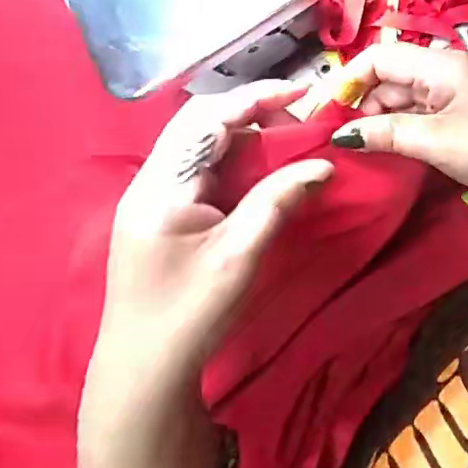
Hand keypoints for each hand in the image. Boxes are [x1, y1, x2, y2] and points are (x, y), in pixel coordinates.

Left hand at [96, 81, 334, 383]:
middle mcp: (150, 180)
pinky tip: (260, 172)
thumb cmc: (189, 316)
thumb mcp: (240, 255)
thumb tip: (324, 164)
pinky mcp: (161, 211)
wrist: (142, 375)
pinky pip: (202, 166)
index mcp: (161, 186)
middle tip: (297, 126)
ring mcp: (152, 195)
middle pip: (201, 121)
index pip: (208, 119)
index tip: (302, 91)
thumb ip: (278, 200)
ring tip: (286, 145)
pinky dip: (235, 159)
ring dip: (245, 135)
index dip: (256, 98)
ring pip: (202, 142)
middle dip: (251, 112)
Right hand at [327, 43, 467, 205]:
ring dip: (378, 116)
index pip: (380, 57)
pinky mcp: (456, 107)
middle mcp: (443, 67)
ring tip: (358, 145)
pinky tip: (384, 144)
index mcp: (441, 63)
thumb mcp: (435, 142)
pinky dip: (398, 124)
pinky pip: (417, 108)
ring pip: (400, 93)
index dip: (349, 80)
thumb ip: (386, 133)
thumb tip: (342, 135)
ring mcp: (451, 87)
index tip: (327, 112)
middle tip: (339, 136)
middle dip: (362, 100)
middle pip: (388, 74)